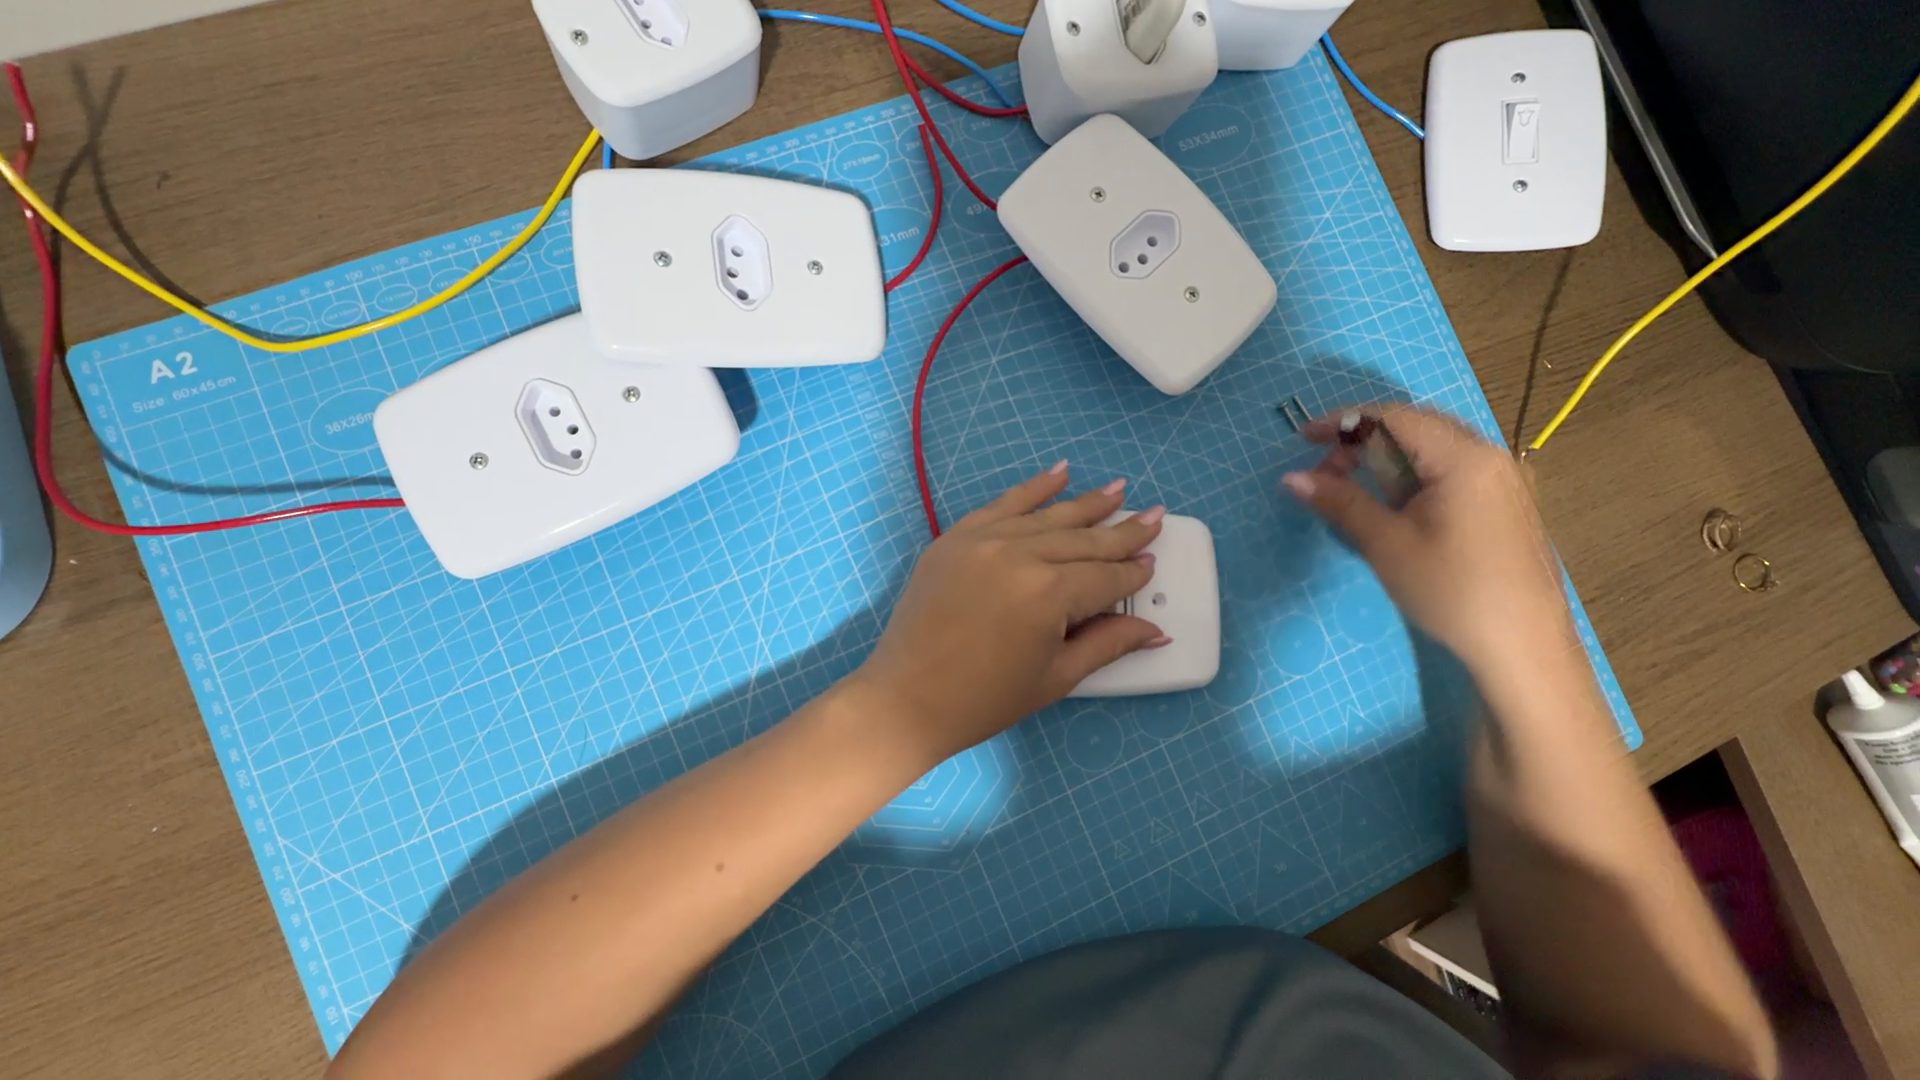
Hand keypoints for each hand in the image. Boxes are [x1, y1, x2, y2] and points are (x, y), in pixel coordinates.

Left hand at [854, 464, 1167, 765]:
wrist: (906, 698)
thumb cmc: (985, 699)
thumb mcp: (1055, 678)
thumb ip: (1108, 644)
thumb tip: (1156, 631)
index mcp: (1049, 594)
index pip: (1105, 577)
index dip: (1132, 573)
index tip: (1152, 562)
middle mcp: (1020, 555)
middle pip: (1082, 540)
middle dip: (1122, 531)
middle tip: (1156, 515)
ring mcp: (983, 540)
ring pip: (1047, 517)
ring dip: (1085, 503)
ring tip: (1118, 490)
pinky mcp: (955, 538)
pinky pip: (1002, 505)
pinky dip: (1032, 489)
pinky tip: (1059, 472)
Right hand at [1281, 406, 1574, 669]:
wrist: (1524, 647)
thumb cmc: (1452, 591)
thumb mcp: (1387, 544)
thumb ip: (1340, 502)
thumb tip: (1292, 478)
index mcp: (1464, 457)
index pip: (1394, 417)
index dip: (1343, 422)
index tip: (1303, 440)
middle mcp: (1492, 456)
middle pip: (1417, 427)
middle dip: (1364, 441)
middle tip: (1325, 472)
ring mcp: (1506, 480)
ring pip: (1436, 449)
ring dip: (1388, 460)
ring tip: (1355, 492)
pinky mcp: (1509, 504)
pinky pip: (1454, 471)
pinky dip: (1415, 476)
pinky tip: (1398, 508)